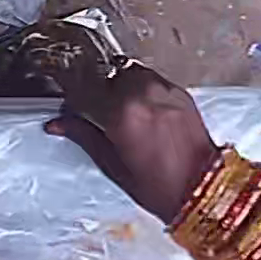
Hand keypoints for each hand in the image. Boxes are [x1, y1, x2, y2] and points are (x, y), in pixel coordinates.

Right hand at [43, 59, 217, 223]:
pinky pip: (149, 77)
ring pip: (126, 71)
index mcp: (121, 114)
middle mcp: (141, 94)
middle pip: (103, 76)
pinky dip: (138, 87)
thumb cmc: (159, 186)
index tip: (67, 106)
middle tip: (91, 110)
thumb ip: (83, 135)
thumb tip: (56, 124)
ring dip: (116, 84)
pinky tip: (138, 107)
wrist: (204, 188)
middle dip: (93, 90)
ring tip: (116, 107)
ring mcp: (162, 89)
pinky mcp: (178, 90)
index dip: (70, 99)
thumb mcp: (112, 164)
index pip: (82, 92)